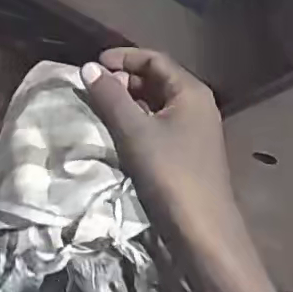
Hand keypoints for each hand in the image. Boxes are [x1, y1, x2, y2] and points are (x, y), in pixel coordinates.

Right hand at [82, 48, 278, 291]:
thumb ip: (110, 97)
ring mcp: (193, 130)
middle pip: (156, 78)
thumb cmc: (171, 175)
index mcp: (190, 92)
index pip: (154, 59)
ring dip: (127, 100)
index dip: (122, 57)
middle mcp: (196, 105)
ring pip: (155, 102)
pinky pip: (157, 123)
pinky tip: (116, 131)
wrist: (204, 234)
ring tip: (98, 107)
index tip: (92, 66)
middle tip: (93, 88)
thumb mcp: (135, 132)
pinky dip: (135, 120)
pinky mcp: (186, 152)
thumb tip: (88, 67)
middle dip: (123, 79)